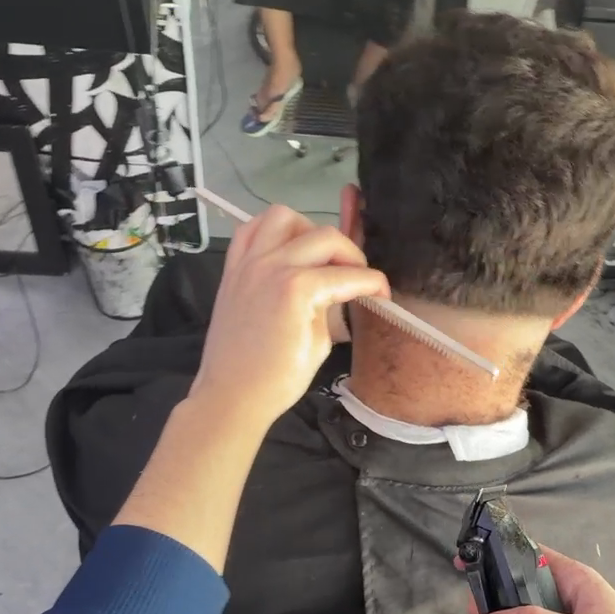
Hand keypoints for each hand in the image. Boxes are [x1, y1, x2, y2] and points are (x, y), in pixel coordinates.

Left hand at [191, 206, 388, 428]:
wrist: (231, 395)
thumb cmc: (279, 381)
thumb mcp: (318, 346)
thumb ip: (328, 308)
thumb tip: (335, 292)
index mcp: (298, 288)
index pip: (349, 275)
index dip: (373, 284)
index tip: (383, 294)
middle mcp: (273, 265)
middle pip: (325, 237)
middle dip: (350, 254)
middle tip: (356, 276)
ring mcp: (249, 263)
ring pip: (284, 217)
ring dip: (308, 230)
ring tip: (316, 255)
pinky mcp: (232, 269)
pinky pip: (250, 230)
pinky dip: (270, 231)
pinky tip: (283, 250)